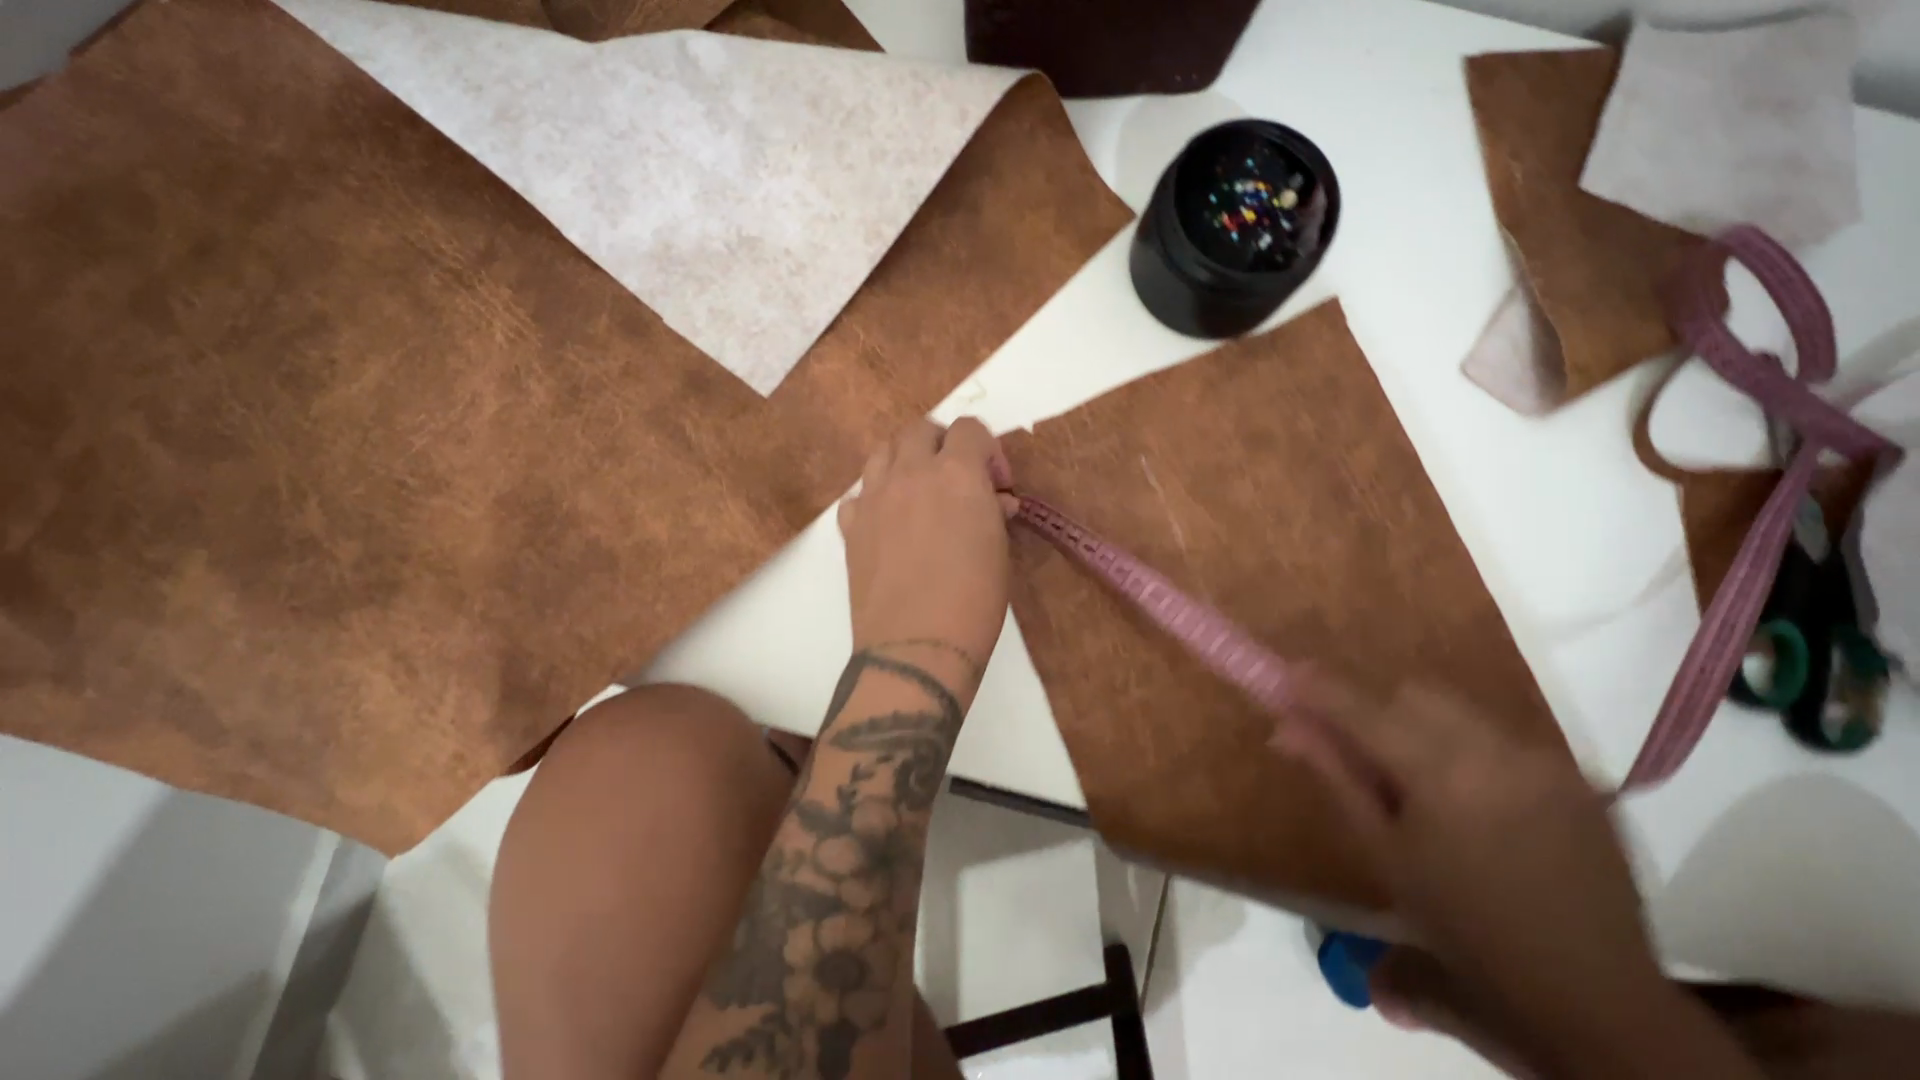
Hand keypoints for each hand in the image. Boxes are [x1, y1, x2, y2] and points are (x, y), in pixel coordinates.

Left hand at [837, 417, 1018, 674]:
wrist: (916, 646)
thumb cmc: (974, 602)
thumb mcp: (999, 553)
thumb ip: (994, 515)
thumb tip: (994, 502)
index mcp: (956, 473)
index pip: (969, 429)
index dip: (988, 451)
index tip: (998, 487)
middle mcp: (911, 474)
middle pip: (921, 430)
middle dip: (943, 445)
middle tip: (958, 481)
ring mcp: (874, 498)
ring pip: (884, 451)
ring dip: (906, 461)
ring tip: (920, 492)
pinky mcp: (851, 527)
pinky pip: (859, 494)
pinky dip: (875, 498)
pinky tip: (889, 524)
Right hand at [1272, 682, 1672, 1068]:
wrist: (1588, 992)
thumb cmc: (1465, 931)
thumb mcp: (1386, 858)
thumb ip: (1337, 778)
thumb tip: (1286, 729)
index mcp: (1441, 773)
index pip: (1364, 708)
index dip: (1320, 688)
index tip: (1286, 674)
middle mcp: (1497, 748)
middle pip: (1416, 693)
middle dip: (1378, 710)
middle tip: (1360, 753)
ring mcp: (1545, 758)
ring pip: (1463, 711)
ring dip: (1426, 729)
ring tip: (1422, 788)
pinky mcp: (1578, 776)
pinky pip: (1505, 739)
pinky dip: (1473, 753)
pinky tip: (1477, 807)